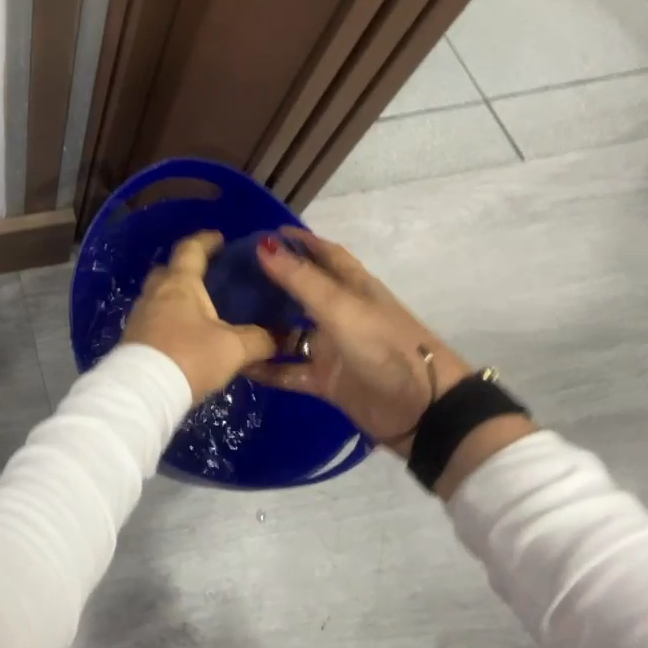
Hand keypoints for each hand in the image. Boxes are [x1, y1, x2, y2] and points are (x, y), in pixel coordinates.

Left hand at [122, 231, 276, 399]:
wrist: (143, 389)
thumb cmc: (190, 357)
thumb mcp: (234, 348)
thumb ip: (260, 339)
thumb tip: (282, 336)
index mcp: (179, 283)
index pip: (190, 250)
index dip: (205, 240)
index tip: (218, 237)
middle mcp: (155, 292)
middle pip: (169, 270)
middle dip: (187, 268)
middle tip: (209, 275)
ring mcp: (141, 313)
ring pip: (159, 294)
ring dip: (177, 295)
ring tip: (201, 306)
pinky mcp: (134, 336)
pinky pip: (154, 315)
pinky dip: (169, 316)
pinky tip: (185, 331)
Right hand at [248, 228, 470, 452]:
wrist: (424, 412)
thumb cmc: (385, 348)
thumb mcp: (341, 308)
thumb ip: (300, 279)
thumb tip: (263, 244)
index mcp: (353, 287)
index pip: (322, 254)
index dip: (297, 241)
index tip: (260, 235)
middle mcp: (340, 313)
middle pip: (299, 291)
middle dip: (268, 282)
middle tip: (227, 276)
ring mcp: (333, 347)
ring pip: (289, 331)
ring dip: (261, 325)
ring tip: (222, 317)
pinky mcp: (327, 379)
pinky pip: (288, 370)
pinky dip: (266, 368)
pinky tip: (238, 363)